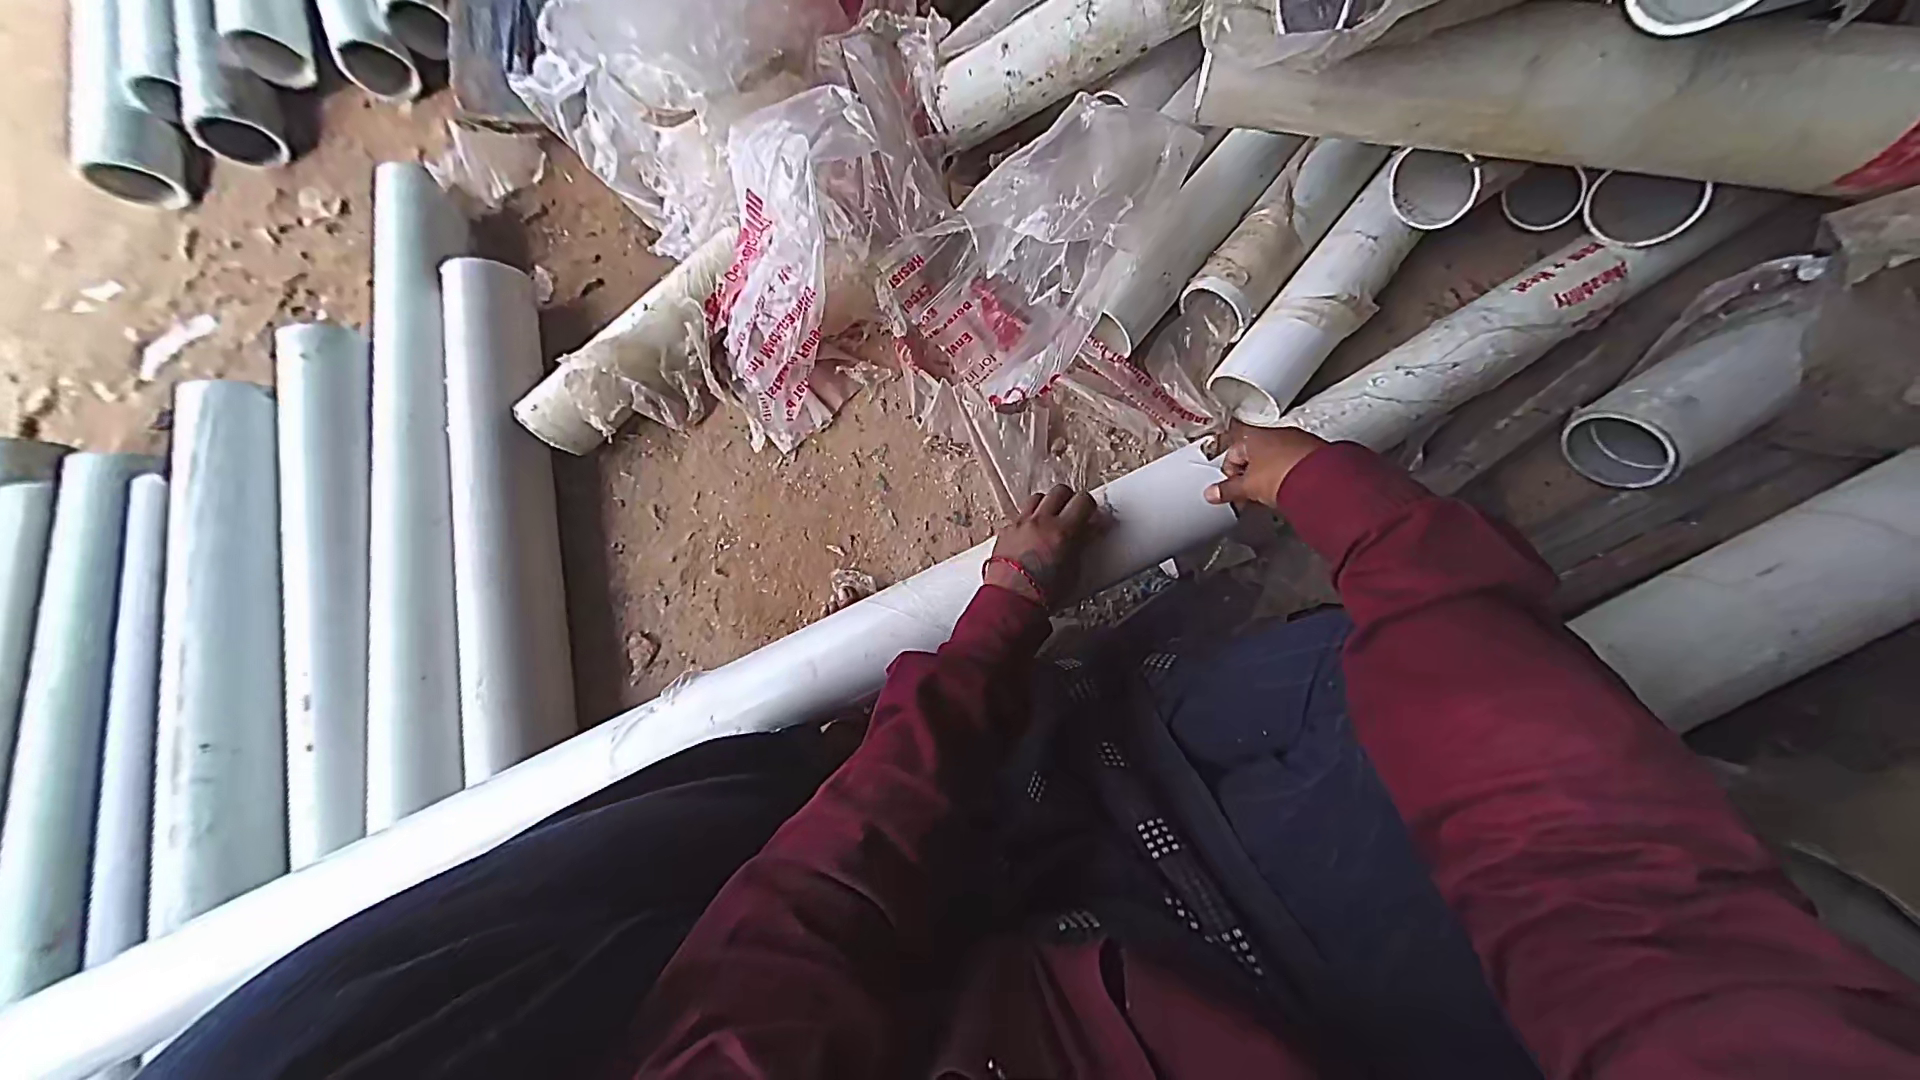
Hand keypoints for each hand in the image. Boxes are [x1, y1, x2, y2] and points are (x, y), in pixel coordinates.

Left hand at [985, 484, 1102, 605]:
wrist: (1010, 602)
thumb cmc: (1042, 595)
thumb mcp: (1074, 571)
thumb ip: (1083, 544)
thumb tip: (1090, 532)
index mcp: (1063, 531)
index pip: (1083, 501)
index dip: (1090, 507)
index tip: (1093, 517)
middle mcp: (1040, 521)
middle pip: (1060, 491)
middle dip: (1069, 500)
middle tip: (1074, 514)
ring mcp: (1020, 524)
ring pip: (1037, 498)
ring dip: (1047, 505)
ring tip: (1051, 520)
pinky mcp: (1005, 531)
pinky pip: (1019, 515)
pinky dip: (1028, 520)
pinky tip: (1031, 534)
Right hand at [1204, 424, 1329, 509]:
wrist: (1321, 480)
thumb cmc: (1282, 473)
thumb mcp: (1248, 487)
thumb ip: (1227, 490)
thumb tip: (1213, 493)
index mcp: (1253, 435)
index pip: (1230, 451)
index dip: (1228, 471)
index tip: (1231, 486)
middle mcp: (1275, 432)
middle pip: (1252, 454)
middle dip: (1248, 474)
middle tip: (1248, 493)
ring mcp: (1296, 440)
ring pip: (1274, 458)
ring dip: (1268, 475)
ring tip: (1269, 494)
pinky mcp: (1314, 452)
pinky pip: (1293, 462)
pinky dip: (1288, 474)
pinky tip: (1287, 489)